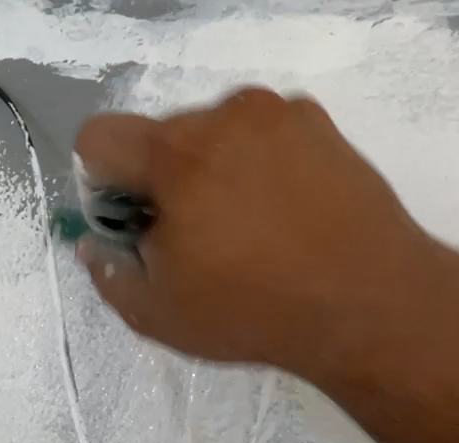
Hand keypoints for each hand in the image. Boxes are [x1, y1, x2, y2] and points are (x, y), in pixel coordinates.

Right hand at [74, 87, 445, 379]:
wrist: (364, 301)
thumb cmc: (246, 309)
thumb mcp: (153, 311)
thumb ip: (107, 272)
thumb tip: (94, 245)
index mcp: (175, 156)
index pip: (99, 138)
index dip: (97, 183)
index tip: (125, 223)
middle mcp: (226, 116)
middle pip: (157, 137)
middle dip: (154, 182)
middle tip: (181, 240)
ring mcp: (280, 115)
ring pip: (210, 137)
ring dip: (202, 175)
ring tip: (232, 233)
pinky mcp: (321, 127)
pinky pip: (258, 139)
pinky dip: (248, 170)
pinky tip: (270, 219)